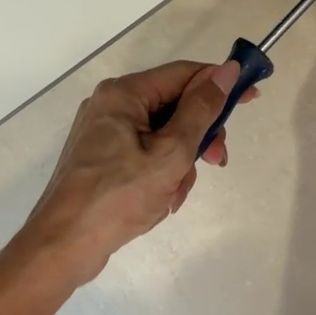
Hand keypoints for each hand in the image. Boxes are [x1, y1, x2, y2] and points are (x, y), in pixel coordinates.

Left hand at [18, 60, 252, 283]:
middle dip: (197, 138)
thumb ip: (201, 110)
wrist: (64, 243)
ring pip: (162, 137)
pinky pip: (144, 157)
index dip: (219, 84)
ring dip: (178, 165)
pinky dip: (159, 176)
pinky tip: (159, 202)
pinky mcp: (100, 160)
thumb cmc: (119, 196)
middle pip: (173, 107)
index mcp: (123, 94)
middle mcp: (110, 106)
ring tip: (172, 195)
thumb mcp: (171, 153)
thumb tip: (227, 71)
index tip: (251, 98)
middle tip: (215, 162)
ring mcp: (102, 134)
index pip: (183, 74)